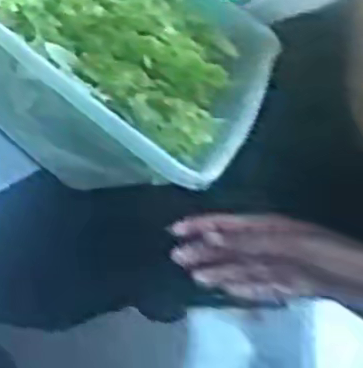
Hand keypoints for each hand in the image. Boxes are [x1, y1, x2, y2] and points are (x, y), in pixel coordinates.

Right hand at [172, 214, 362, 308]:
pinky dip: (250, 288)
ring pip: (248, 268)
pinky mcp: (305, 287)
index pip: (226, 223)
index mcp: (271, 227)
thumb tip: (207, 238)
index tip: (173, 231)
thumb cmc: (342, 259)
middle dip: (206, 252)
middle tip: (177, 259)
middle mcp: (276, 244)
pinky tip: (232, 291)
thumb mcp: (296, 245)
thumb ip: (251, 242)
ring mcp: (292, 266)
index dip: (199, 225)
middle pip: (234, 247)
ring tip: (198, 278)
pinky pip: (270, 285)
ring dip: (223, 272)